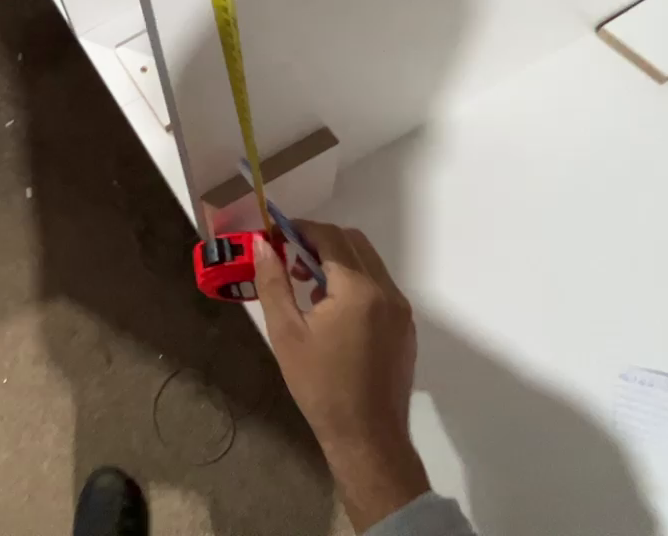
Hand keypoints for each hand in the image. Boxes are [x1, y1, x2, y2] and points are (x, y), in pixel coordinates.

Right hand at [254, 223, 430, 532]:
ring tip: (305, 284)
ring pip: (367, 261)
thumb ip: (273, 281)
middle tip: (288, 258)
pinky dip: (353, 279)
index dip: (298, 229)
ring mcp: (400, 310)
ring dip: (336, 259)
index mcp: (358, 290)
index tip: (273, 239)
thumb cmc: (320, 385)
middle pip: (351, 241)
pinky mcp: (404, 327)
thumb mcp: (286, 332)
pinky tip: (329, 308)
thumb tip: (262, 244)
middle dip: (317, 240)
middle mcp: (386, 291)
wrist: (368, 439)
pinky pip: (378, 284)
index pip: (328, 236)